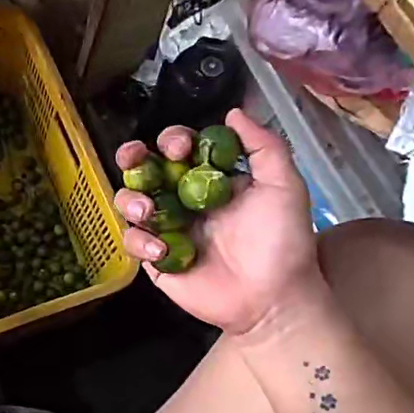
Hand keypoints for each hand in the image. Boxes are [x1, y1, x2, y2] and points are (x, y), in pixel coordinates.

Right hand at [113, 109, 326, 335]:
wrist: (274, 299)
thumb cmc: (283, 242)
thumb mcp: (284, 186)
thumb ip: (263, 147)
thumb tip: (232, 112)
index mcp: (209, 178)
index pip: (178, 148)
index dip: (172, 140)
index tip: (178, 148)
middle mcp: (182, 199)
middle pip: (144, 169)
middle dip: (132, 159)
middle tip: (134, 160)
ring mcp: (166, 228)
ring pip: (129, 201)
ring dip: (130, 199)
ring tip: (147, 211)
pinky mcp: (155, 259)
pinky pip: (132, 241)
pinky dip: (139, 241)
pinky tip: (161, 250)